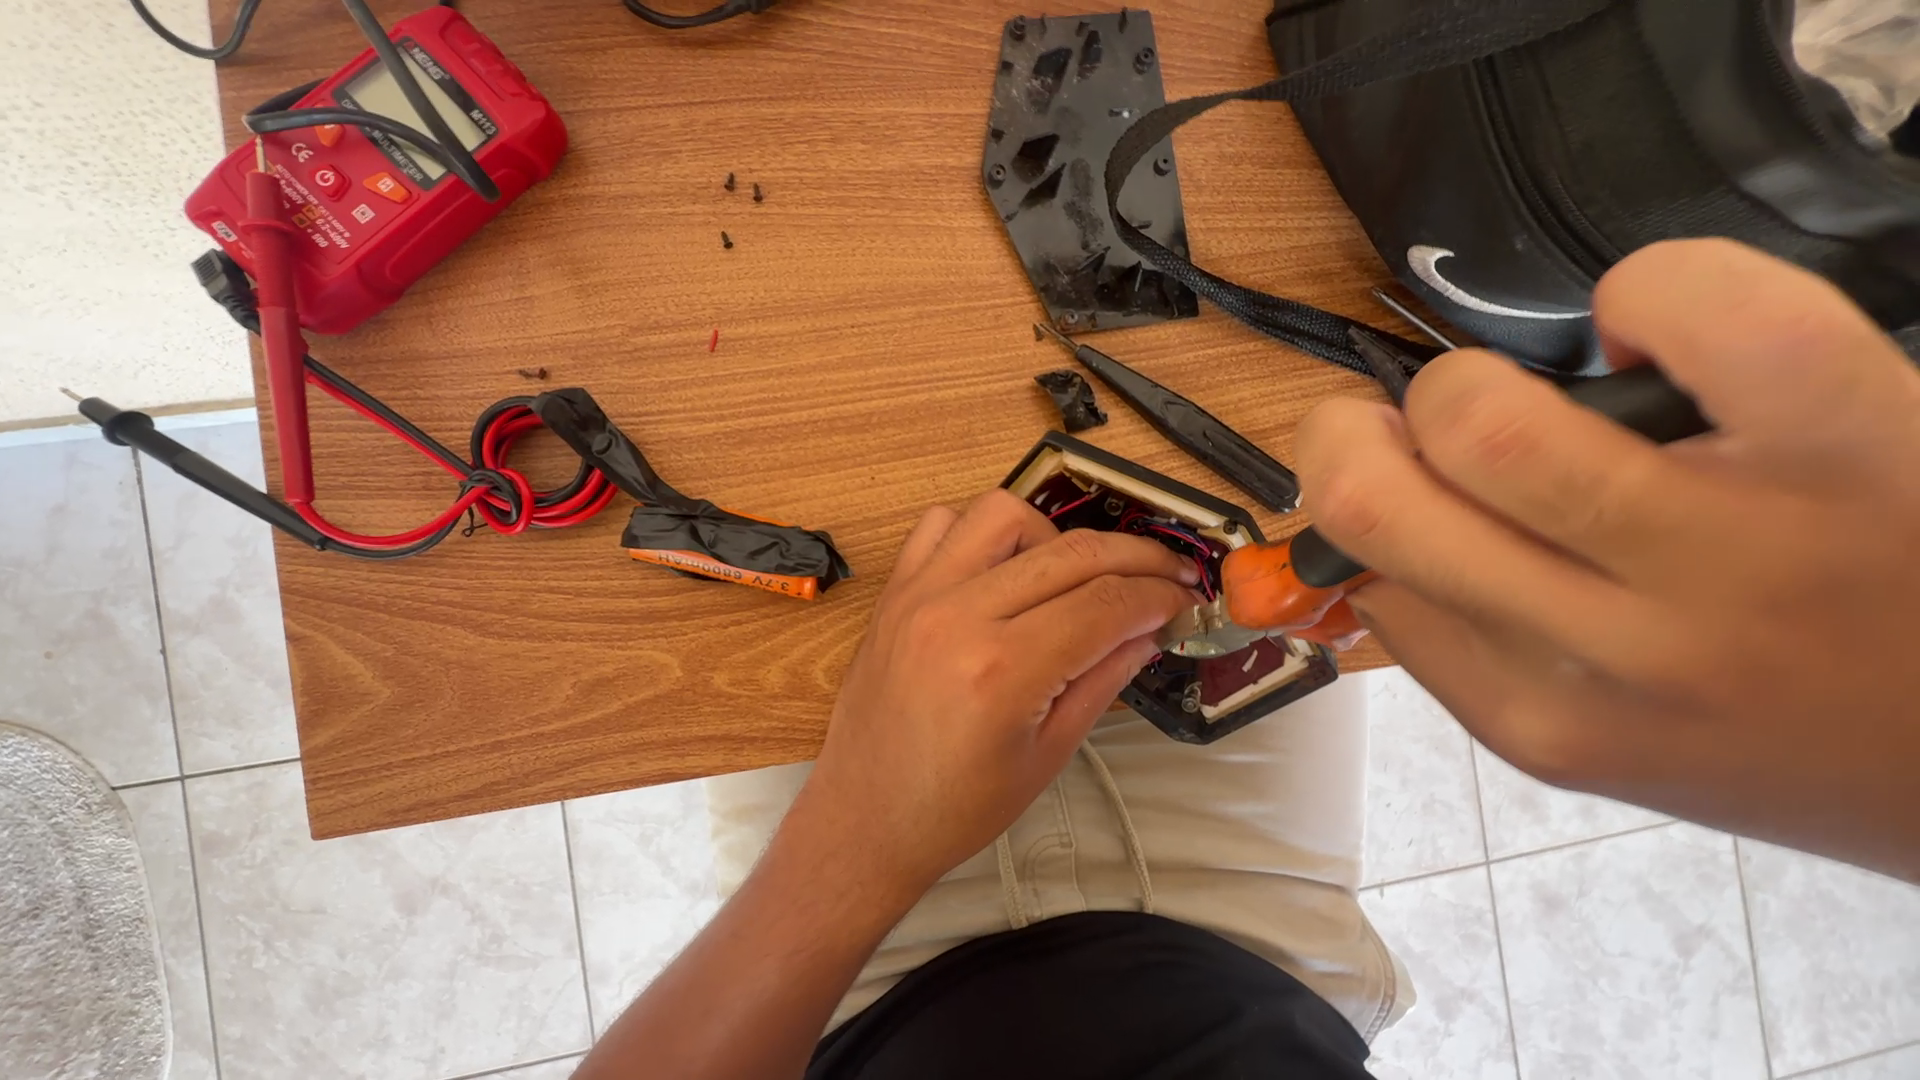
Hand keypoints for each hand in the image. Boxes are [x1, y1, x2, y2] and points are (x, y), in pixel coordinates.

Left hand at [782, 489, 1197, 901]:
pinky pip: (941, 525)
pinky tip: (1003, 571)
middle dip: (1136, 558)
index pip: (1107, 604)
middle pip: (1071, 552)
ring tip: (1074, 577)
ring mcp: (919, 595)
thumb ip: (1105, 678)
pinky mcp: (894, 592)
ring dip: (1056, 535)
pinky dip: (982, 532)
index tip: (1186, 600)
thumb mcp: (1049, 754)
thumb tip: (1152, 627)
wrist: (864, 818)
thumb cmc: (957, 807)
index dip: (1160, 596)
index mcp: (1003, 670)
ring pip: (1005, 514)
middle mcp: (959, 615)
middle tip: (1167, 575)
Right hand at [1297, 239, 1919, 880]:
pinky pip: (1709, 316)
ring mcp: (1732, 554)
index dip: (1350, 500)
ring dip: (1471, 385)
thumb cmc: (1780, 736)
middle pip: (1374, 497)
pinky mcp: (1863, 447)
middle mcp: (1608, 651)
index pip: (1357, 569)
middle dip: (1355, 435)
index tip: (1401, 492)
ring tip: (1538, 396)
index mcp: (1532, 712)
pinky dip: (1652, 292)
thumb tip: (1360, 543)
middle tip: (1422, 431)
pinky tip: (1664, 334)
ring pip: (1486, 421)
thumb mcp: (1584, 731)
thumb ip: (1454, 645)